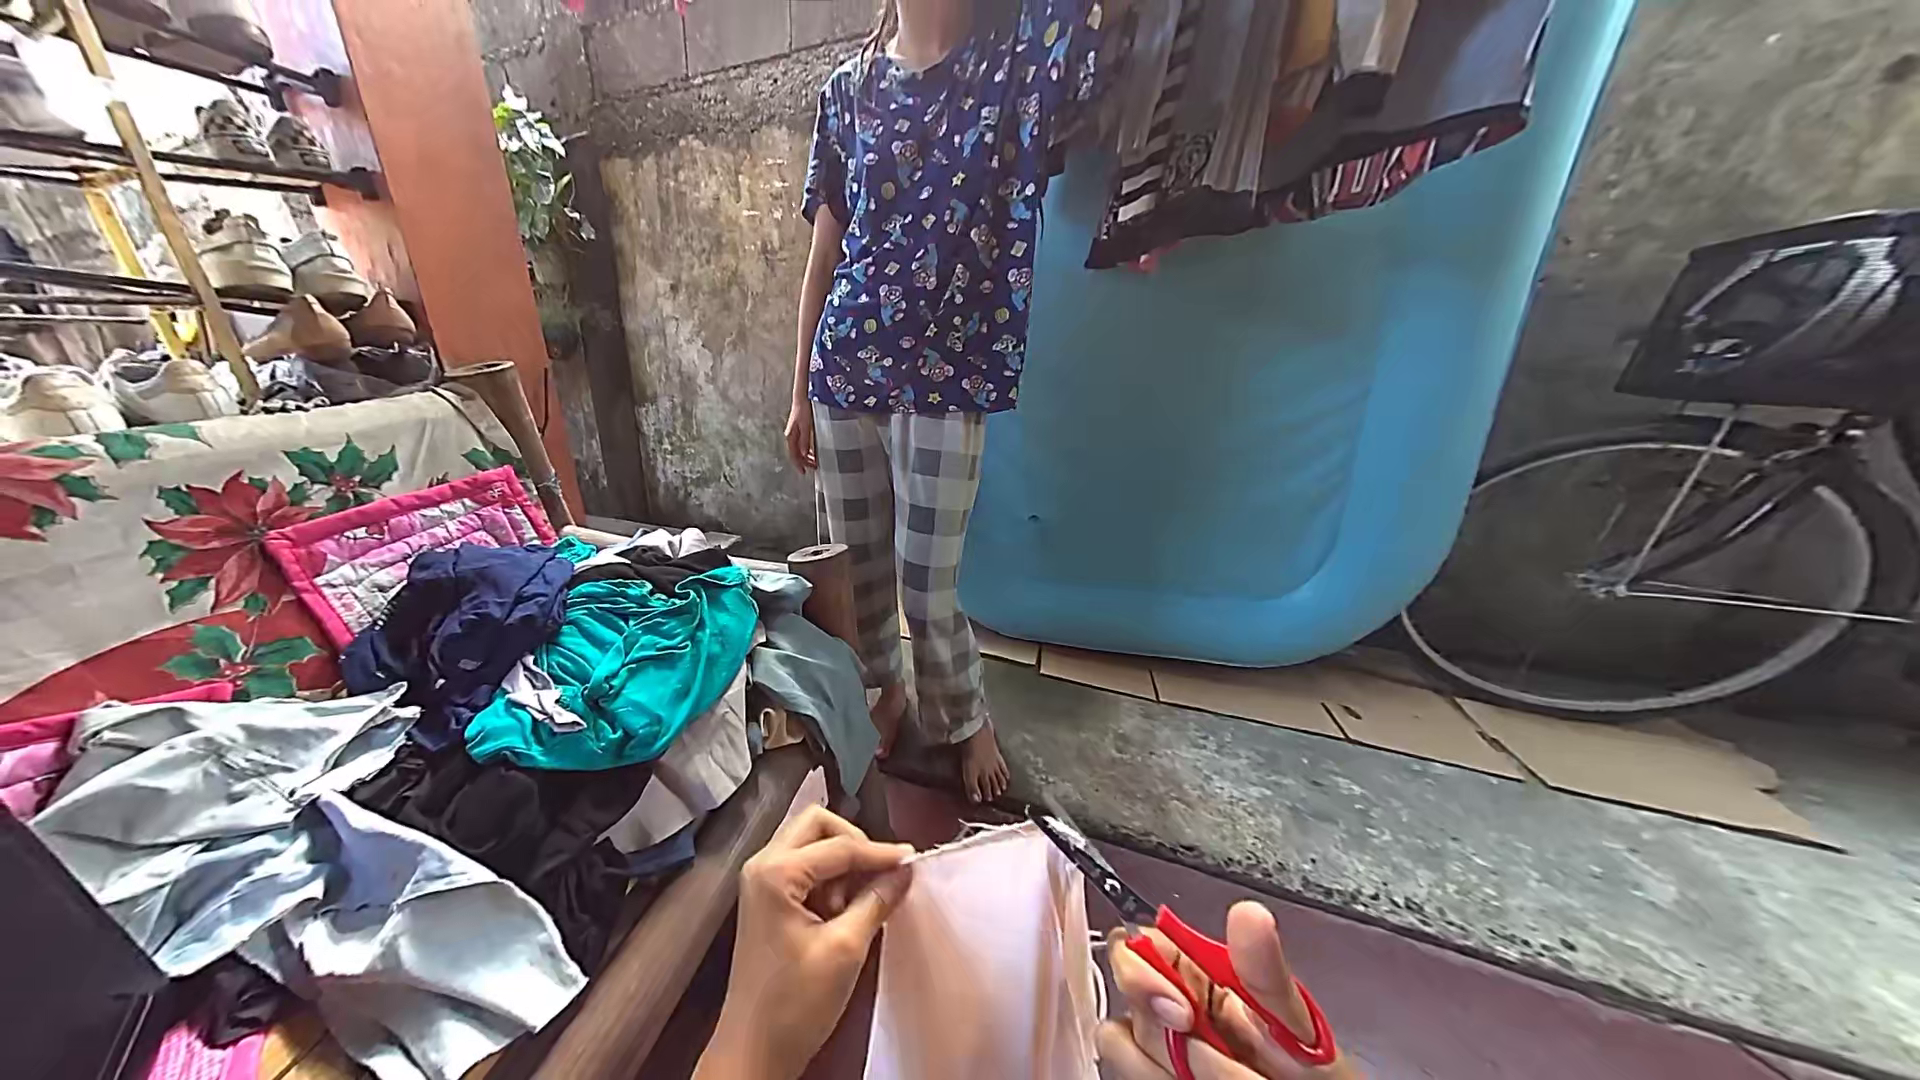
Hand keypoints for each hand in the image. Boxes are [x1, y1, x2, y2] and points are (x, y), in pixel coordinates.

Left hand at [693, 807, 913, 1079]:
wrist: (752, 1056)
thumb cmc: (794, 1004)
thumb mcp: (845, 949)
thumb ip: (877, 900)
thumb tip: (906, 871)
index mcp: (775, 872)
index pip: (840, 846)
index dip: (880, 852)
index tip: (912, 861)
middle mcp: (763, 864)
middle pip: (818, 824)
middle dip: (853, 843)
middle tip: (878, 873)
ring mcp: (762, 879)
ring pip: (812, 841)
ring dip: (841, 862)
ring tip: (856, 901)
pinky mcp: (767, 897)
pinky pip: (805, 865)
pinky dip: (829, 877)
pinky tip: (842, 909)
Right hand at [785, 399, 816, 472]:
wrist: (802, 399)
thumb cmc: (803, 410)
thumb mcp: (805, 426)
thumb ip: (805, 440)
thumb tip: (804, 454)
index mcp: (790, 436)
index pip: (793, 455)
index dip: (798, 464)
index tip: (803, 472)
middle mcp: (791, 436)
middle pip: (796, 454)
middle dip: (804, 462)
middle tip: (814, 468)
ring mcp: (795, 434)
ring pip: (799, 450)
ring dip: (806, 457)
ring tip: (815, 462)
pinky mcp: (799, 431)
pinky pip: (802, 444)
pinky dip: (807, 450)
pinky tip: (813, 453)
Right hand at [1097, 901, 1359, 1079]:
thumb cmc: (1313, 1076)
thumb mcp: (1296, 1024)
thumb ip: (1264, 973)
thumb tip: (1250, 914)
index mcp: (1195, 973)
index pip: (1136, 944)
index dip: (1141, 971)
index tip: (1181, 1010)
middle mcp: (1169, 1004)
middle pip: (1124, 997)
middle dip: (1166, 1035)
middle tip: (1216, 1060)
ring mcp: (1161, 1049)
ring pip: (1119, 1043)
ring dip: (1167, 1067)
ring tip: (1227, 1079)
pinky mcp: (1155, 1076)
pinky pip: (1133, 1076)